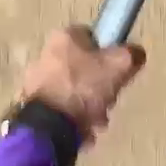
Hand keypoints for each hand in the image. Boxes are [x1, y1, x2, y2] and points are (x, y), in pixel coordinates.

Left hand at [19, 27, 145, 140]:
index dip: (108, 54)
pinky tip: (82, 130)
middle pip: (84, 67)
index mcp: (64, 36)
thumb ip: (133, 53)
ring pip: (72, 90)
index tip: (115, 72)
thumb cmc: (84, 87)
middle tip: (108, 100)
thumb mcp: (121, 64)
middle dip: (98, 86)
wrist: (49, 128)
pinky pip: (59, 109)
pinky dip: (71, 119)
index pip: (93, 37)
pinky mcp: (30, 108)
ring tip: (96, 121)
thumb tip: (135, 55)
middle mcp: (44, 54)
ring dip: (87, 106)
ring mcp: (35, 83)